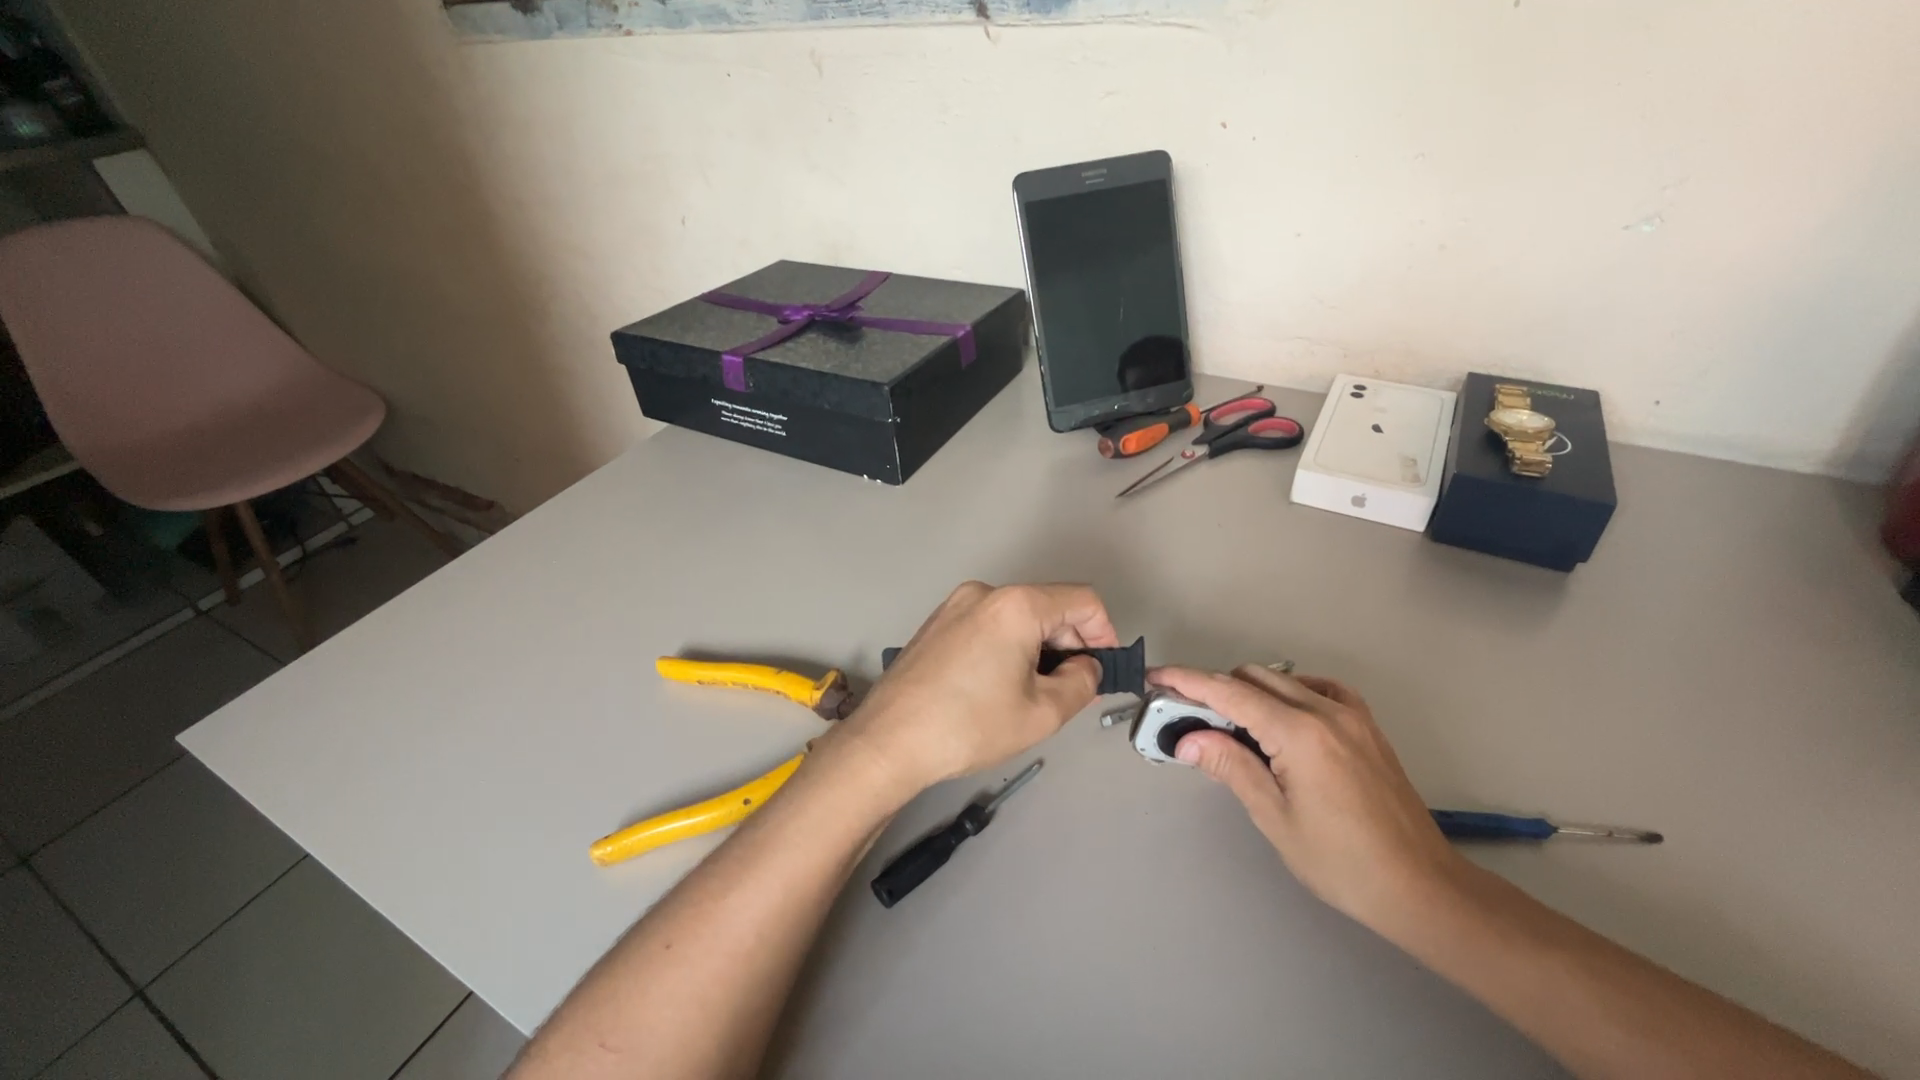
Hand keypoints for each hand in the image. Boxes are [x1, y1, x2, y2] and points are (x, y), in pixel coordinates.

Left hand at [839, 582, 1118, 793]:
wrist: (888, 741)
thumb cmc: (969, 726)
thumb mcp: (1042, 712)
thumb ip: (1081, 682)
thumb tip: (1086, 667)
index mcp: (1015, 605)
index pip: (1082, 601)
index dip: (1104, 633)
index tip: (1104, 669)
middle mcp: (984, 593)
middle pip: (1048, 607)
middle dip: (1070, 645)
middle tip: (1072, 690)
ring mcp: (954, 607)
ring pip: (1017, 619)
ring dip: (1038, 650)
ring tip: (1034, 695)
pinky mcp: (936, 626)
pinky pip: (988, 627)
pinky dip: (1008, 649)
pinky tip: (999, 689)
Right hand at [1148, 665, 1465, 928]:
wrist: (1419, 885)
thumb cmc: (1340, 861)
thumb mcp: (1274, 817)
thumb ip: (1231, 767)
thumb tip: (1188, 739)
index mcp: (1299, 733)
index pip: (1229, 693)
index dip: (1187, 681)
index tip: (1155, 676)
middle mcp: (1326, 711)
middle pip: (1253, 679)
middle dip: (1213, 688)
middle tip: (1185, 716)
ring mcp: (1351, 715)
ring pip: (1284, 681)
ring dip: (1248, 691)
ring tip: (1226, 725)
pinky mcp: (1366, 727)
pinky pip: (1318, 689)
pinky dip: (1288, 693)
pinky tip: (1278, 718)